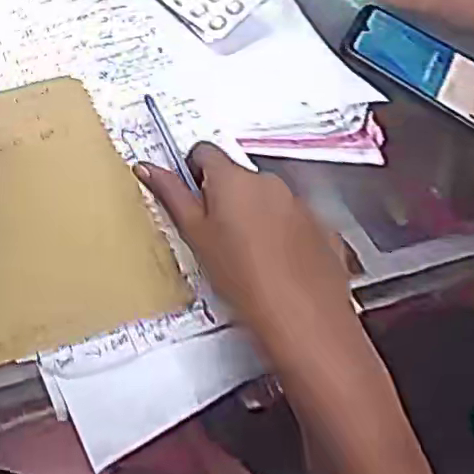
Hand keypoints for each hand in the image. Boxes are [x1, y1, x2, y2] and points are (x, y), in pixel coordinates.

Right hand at [136, 145, 356, 357]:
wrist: (304, 322)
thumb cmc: (243, 278)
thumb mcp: (193, 234)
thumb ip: (170, 193)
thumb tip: (148, 168)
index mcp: (232, 178)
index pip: (204, 151)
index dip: (191, 171)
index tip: (189, 197)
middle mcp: (269, 183)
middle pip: (236, 176)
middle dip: (223, 197)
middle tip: (213, 233)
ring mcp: (301, 206)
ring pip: (266, 199)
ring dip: (253, 215)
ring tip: (244, 254)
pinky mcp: (325, 231)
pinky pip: (294, 221)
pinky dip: (282, 234)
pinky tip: (274, 264)